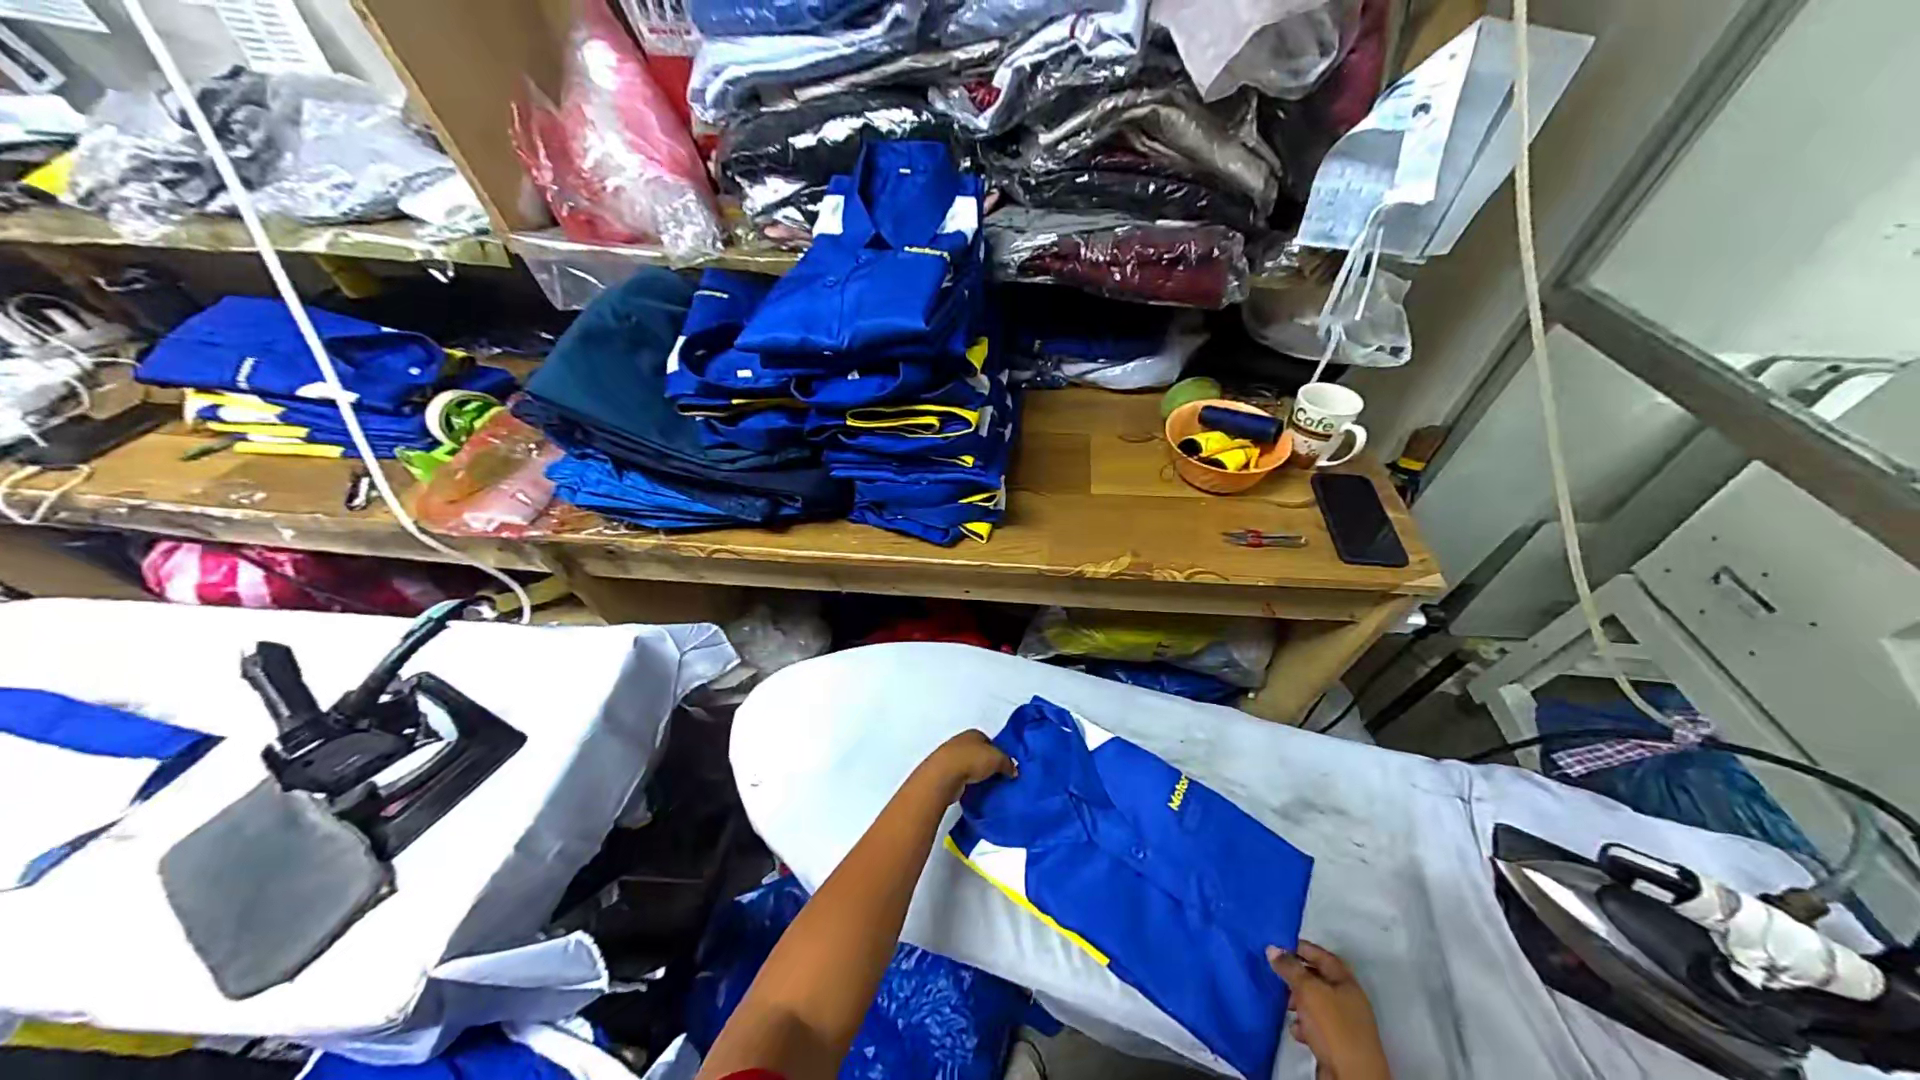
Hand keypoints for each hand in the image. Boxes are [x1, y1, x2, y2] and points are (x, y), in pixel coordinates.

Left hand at [919, 730, 1016, 798]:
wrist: (945, 775)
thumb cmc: (972, 760)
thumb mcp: (998, 759)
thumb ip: (1008, 763)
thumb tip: (1014, 770)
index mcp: (974, 733)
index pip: (990, 741)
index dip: (998, 752)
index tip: (1005, 765)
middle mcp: (962, 742)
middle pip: (979, 752)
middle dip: (987, 763)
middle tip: (998, 776)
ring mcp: (951, 757)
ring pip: (970, 765)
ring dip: (977, 773)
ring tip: (988, 785)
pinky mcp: (945, 772)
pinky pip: (962, 777)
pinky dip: (968, 782)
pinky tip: (975, 789)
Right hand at [1268, 941, 1390, 1079]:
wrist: (1352, 1078)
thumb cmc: (1333, 1027)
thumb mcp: (1308, 991)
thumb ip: (1290, 968)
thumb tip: (1272, 948)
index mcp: (1346, 983)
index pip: (1322, 955)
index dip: (1301, 947)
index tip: (1278, 944)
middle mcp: (1347, 1000)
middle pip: (1317, 979)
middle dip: (1296, 976)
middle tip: (1275, 973)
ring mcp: (1343, 1023)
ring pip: (1314, 1002)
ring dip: (1297, 1001)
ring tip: (1283, 1003)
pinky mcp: (1336, 1043)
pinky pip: (1315, 1024)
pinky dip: (1303, 1023)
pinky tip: (1295, 1028)